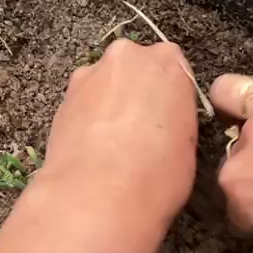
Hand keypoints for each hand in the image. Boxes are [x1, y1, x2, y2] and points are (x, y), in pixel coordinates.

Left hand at [32, 38, 200, 229]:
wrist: (97, 195)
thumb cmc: (154, 172)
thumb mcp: (188, 144)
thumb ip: (176, 117)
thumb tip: (166, 125)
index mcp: (167, 61)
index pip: (174, 70)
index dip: (171, 98)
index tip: (170, 119)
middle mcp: (127, 57)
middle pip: (136, 69)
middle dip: (137, 92)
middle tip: (143, 130)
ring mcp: (91, 73)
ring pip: (106, 84)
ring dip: (110, 104)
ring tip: (113, 144)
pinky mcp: (64, 95)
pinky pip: (83, 102)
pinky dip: (88, 118)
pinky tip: (92, 148)